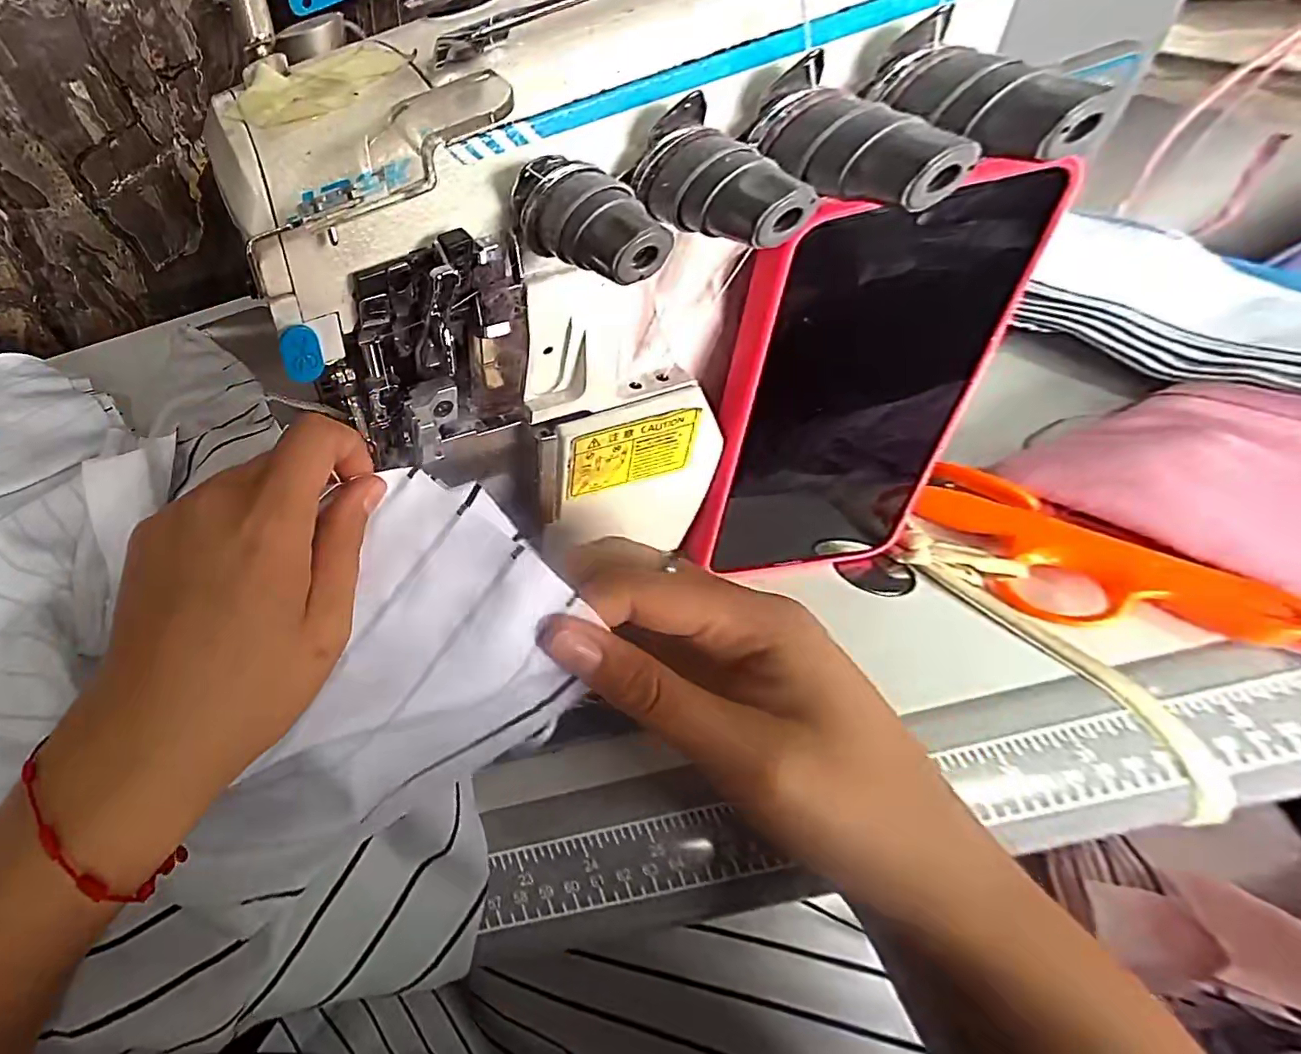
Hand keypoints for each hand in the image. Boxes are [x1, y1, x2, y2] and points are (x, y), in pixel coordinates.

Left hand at [34, 416, 385, 886]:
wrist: (149, 732)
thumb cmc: (253, 689)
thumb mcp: (323, 626)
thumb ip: (345, 543)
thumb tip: (364, 486)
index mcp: (266, 520)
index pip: (311, 434)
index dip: (345, 447)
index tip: (355, 492)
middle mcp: (214, 500)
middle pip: (276, 459)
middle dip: (310, 488)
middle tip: (313, 557)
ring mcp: (172, 515)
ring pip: (239, 483)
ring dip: (268, 509)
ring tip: (265, 582)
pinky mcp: (146, 536)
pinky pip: (203, 507)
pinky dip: (229, 524)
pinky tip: (222, 586)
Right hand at [537, 538, 1022, 925]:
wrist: (928, 876)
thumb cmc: (849, 810)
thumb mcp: (743, 754)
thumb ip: (647, 690)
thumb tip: (556, 633)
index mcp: (757, 617)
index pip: (647, 584)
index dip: (586, 600)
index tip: (530, 633)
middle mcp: (740, 613)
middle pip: (644, 575)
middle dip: (582, 589)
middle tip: (523, 625)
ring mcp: (732, 642)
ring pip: (643, 607)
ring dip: (591, 617)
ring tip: (537, 641)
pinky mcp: (723, 672)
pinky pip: (654, 643)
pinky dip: (612, 648)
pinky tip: (581, 666)